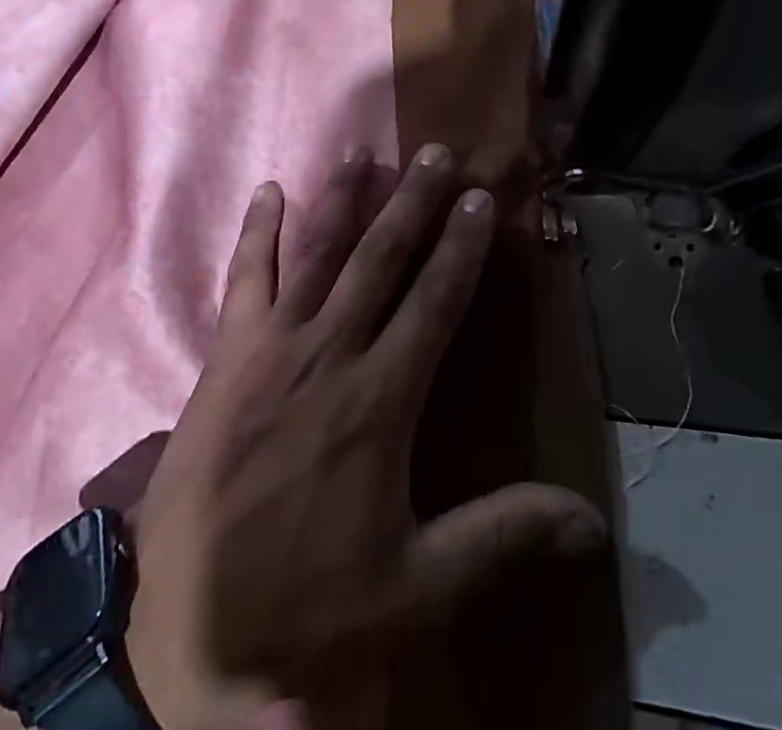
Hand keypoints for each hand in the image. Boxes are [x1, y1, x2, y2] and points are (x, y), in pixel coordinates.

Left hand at [126, 145, 608, 727]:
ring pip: (315, 258)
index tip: (480, 198)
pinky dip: (256, 235)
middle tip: (436, 151)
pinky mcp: (222, 363)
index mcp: (382, 400)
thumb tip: (596, 523)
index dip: (461, 247)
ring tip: (363, 150)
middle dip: (412, 203)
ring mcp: (269, 353)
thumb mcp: (419, 582)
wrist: (184, 632)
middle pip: (380, 261)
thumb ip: (505, 536)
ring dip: (342, 201)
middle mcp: (329, 357)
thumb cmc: (312, 602)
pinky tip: (268, 193)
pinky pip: (242, 283)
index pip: (435, 301)